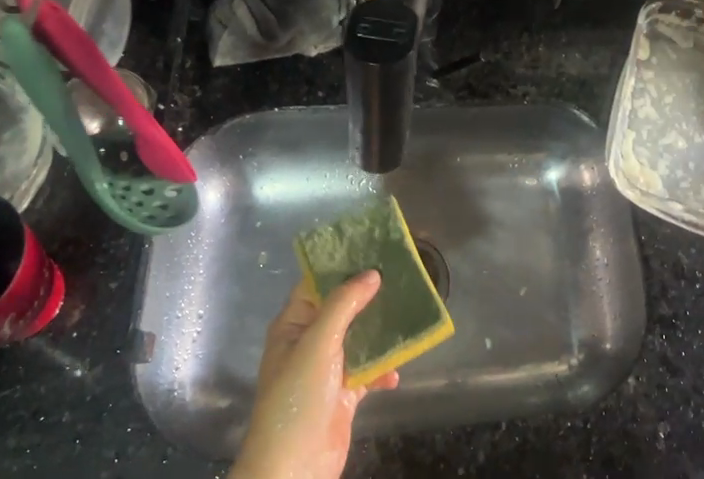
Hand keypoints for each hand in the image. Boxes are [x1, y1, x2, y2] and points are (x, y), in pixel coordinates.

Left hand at [231, 273, 397, 478]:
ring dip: (382, 332)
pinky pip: (369, 371)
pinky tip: (396, 372)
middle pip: (343, 308)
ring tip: (410, 315)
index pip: (316, 283)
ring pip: (360, 338)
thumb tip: (372, 273)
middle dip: (370, 295)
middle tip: (403, 275)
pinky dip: (383, 370)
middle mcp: (310, 342)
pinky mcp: (345, 393)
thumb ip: (344, 304)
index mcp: (294, 325)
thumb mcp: (318, 343)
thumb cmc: (297, 397)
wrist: (293, 468)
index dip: (342, 265)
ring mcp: (328, 369)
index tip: (374, 246)